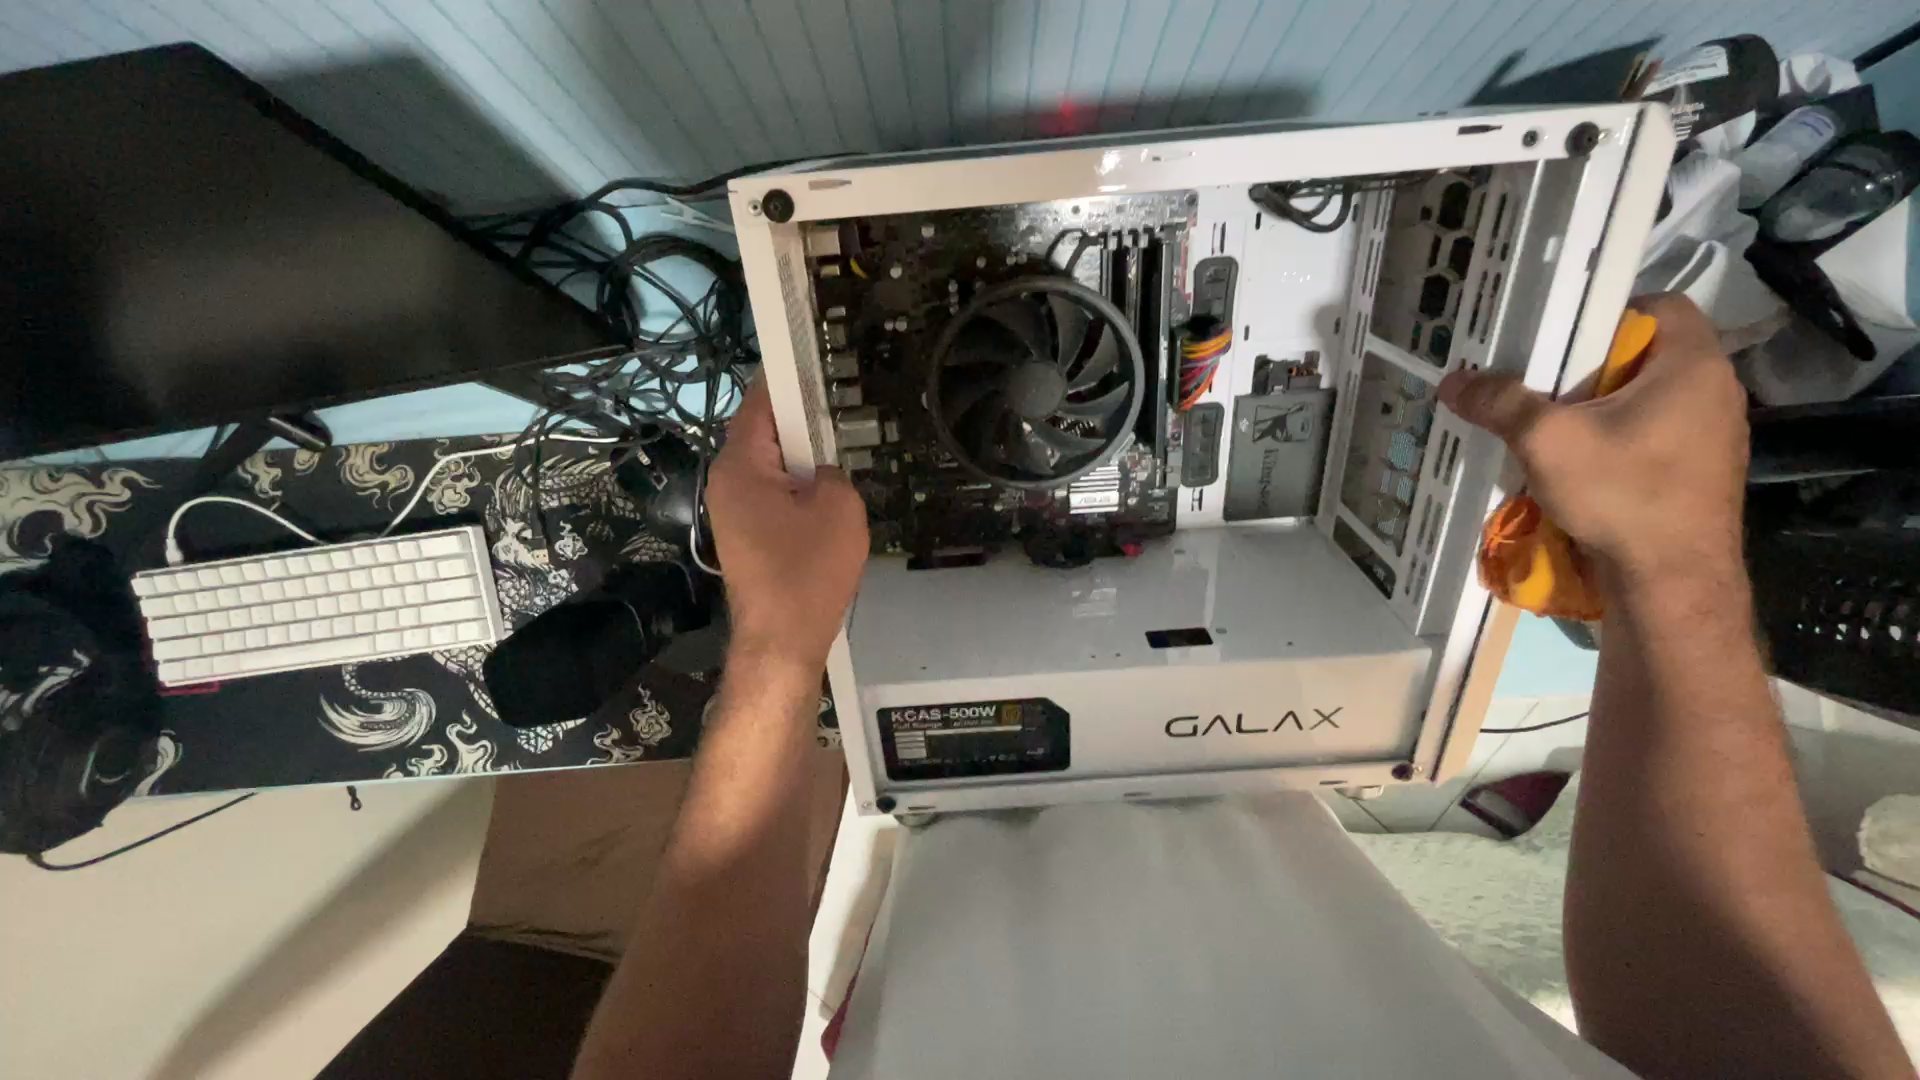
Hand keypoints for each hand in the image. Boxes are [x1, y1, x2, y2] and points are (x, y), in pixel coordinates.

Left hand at [705, 378, 868, 673]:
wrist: (781, 641)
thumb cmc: (808, 572)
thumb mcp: (839, 507)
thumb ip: (831, 472)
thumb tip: (818, 474)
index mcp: (742, 465)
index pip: (761, 401)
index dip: (787, 376)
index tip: (810, 356)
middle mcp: (726, 482)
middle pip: (763, 433)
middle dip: (799, 422)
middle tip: (838, 411)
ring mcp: (733, 511)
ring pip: (769, 467)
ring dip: (799, 460)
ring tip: (836, 456)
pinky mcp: (745, 536)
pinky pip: (771, 495)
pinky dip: (795, 489)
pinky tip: (823, 499)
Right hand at [1437, 293, 1748, 586]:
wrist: (1670, 577)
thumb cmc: (1622, 492)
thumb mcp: (1546, 440)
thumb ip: (1500, 404)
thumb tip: (1453, 381)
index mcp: (1692, 365)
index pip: (1660, 306)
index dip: (1606, 313)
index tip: (1556, 339)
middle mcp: (1713, 390)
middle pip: (1643, 354)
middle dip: (1585, 367)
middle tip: (1533, 383)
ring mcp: (1710, 434)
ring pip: (1642, 398)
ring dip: (1593, 407)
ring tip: (1543, 426)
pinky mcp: (1696, 470)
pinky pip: (1647, 434)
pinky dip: (1609, 439)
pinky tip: (1572, 465)